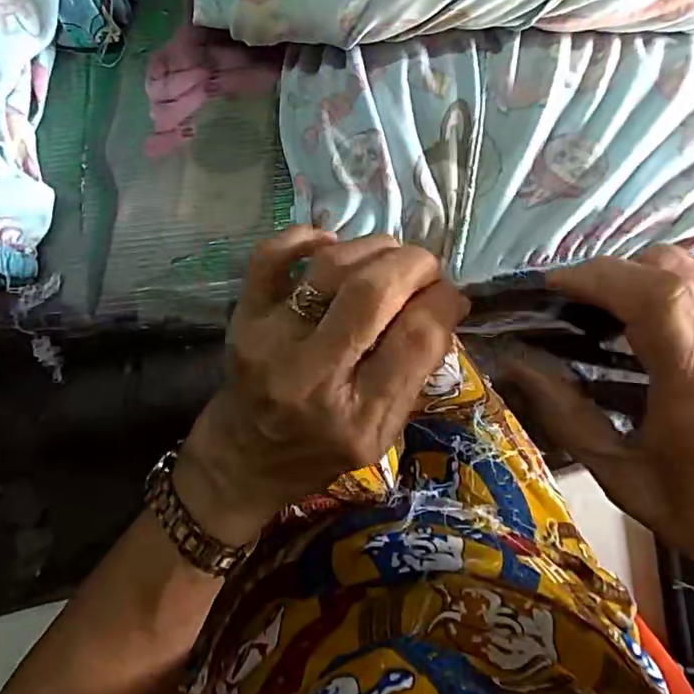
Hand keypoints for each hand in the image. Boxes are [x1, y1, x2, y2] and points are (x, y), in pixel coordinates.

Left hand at [174, 228, 468, 546]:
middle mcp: (310, 376)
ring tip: (388, 256)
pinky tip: (333, 245)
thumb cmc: (322, 449)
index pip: (415, 338)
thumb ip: (416, 371)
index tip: (451, 292)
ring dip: (372, 247)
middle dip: (412, 264)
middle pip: (371, 292)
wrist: (246, 455)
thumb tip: (447, 298)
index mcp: (358, 417)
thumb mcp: (383, 433)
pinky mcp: (242, 317)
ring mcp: (269, 340)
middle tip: (425, 266)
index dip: (443, 301)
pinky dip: (306, 238)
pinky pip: (270, 256)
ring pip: (329, 266)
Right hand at [497, 246, 693, 656]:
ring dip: (665, 284)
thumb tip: (515, 361)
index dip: (602, 276)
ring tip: (643, 318)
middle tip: (595, 304)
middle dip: (623, 275)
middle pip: (683, 270)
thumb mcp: (624, 478)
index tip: (562, 286)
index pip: (660, 295)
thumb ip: (564, 411)